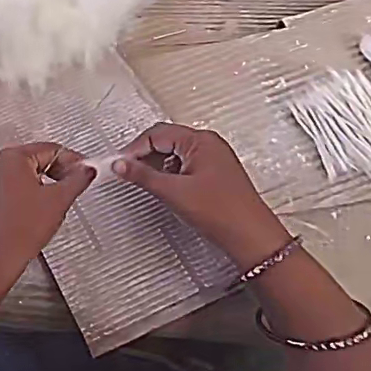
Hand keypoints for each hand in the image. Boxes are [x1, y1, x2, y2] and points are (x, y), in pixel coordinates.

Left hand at [0, 142, 96, 273]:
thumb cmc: (19, 229)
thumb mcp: (59, 199)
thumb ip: (78, 179)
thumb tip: (86, 170)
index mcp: (13, 157)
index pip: (52, 149)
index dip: (74, 161)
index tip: (86, 171)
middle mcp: (0, 164)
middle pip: (41, 159)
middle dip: (61, 172)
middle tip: (77, 184)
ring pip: (31, 173)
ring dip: (49, 183)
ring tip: (60, 199)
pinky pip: (21, 186)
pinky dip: (36, 193)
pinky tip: (44, 209)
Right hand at [113, 123, 289, 263]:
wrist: (250, 237)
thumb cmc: (223, 212)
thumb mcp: (172, 191)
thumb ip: (141, 175)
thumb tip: (120, 164)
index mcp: (200, 140)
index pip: (156, 134)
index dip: (135, 149)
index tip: (121, 164)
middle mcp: (208, 144)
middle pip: (165, 140)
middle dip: (144, 155)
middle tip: (128, 172)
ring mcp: (213, 157)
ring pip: (174, 152)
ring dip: (157, 165)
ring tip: (147, 182)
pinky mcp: (214, 172)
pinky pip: (184, 163)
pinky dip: (170, 173)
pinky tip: (166, 188)